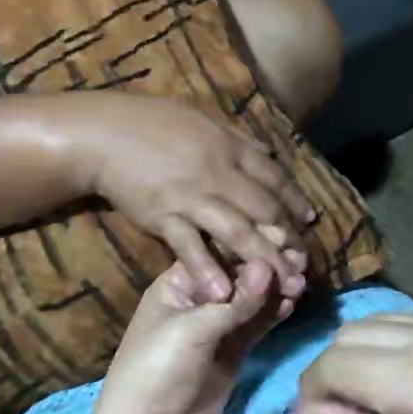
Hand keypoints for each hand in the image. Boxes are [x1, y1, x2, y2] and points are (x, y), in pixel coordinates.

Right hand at [74, 94, 313, 302]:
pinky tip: (222, 293)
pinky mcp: (164, 218)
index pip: (274, 178)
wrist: (101, 135)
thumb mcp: (202, 120)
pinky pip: (190, 246)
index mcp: (230, 148)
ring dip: (264, 260)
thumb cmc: (151, 123)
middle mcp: (219, 174)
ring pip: (237, 231)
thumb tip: (268, 154)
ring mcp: (192, 198)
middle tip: (305, 266)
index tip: (311, 220)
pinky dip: (206, 269)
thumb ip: (238, 140)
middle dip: (289, 239)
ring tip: (283, 286)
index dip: (295, 200)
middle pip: (264, 210)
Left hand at [91, 256, 299, 413]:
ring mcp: (219, 324)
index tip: (282, 238)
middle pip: (240, 273)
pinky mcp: (235, 348)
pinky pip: (259, 323)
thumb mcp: (193, 328)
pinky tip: (292, 302)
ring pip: (254, 298)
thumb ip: (235, 300)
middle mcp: (200, 297)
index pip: (219, 252)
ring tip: (301, 280)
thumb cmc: (158, 367)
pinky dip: (274, 312)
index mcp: (179, 282)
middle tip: (299, 260)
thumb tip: (268, 265)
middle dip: (269, 265)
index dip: (250, 244)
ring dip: (277, 288)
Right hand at [294, 316, 412, 413]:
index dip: (309, 391)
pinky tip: (391, 379)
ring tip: (359, 398)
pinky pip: (403, 321)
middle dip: (326, 371)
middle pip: (348, 334)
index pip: (336, 364)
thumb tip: (310, 412)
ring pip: (372, 320)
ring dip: (352, 354)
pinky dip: (381, 343)